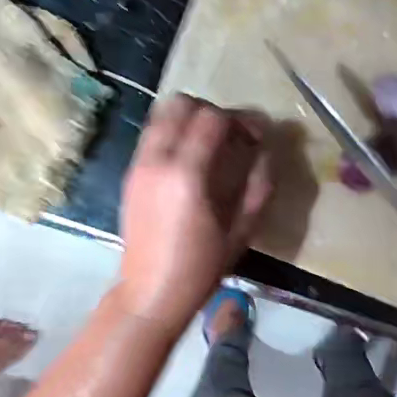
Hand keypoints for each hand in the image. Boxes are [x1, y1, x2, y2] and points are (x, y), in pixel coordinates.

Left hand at [115, 95, 273, 325]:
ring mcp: (138, 165)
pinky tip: (189, 160)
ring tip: (209, 144)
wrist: (150, 293)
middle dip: (212, 112)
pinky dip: (173, 132)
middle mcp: (157, 160)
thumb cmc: (201, 268)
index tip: (257, 136)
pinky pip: (151, 134)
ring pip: (161, 113)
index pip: (213, 118)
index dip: (241, 119)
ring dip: (189, 118)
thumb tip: (267, 151)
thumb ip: (258, 185)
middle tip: (232, 136)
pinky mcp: (130, 174)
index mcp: (187, 175)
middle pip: (182, 104)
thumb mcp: (242, 231)